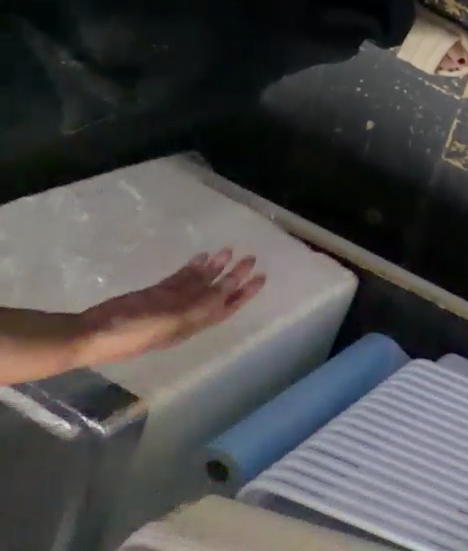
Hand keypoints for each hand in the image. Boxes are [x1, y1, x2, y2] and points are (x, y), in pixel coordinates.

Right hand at [75, 248, 265, 365]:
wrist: (86, 335)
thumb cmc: (135, 331)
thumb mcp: (177, 320)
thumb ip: (206, 304)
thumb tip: (231, 289)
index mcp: (195, 324)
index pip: (227, 307)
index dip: (246, 292)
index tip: (263, 276)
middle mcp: (186, 313)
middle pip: (217, 292)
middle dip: (235, 275)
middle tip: (251, 256)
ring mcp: (169, 303)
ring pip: (199, 283)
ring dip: (215, 267)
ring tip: (228, 249)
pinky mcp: (152, 294)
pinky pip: (178, 279)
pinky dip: (192, 267)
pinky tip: (203, 255)